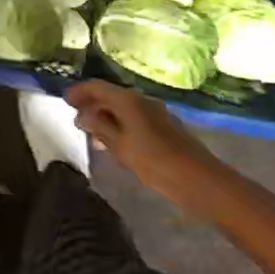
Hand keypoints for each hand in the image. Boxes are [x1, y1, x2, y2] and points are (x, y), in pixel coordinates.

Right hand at [66, 80, 220, 208]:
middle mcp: (143, 101)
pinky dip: (124, 129)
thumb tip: (81, 115)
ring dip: (109, 120)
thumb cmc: (158, 162)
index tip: (64, 102)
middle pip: (111, 97)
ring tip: (97, 138)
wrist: (209, 187)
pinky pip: (139, 123)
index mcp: (128, 99)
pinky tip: (121, 147)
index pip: (96, 86)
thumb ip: (98, 128)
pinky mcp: (171, 132)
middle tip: (79, 121)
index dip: (78, 92)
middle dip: (93, 107)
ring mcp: (160, 116)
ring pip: (125, 111)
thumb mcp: (121, 146)